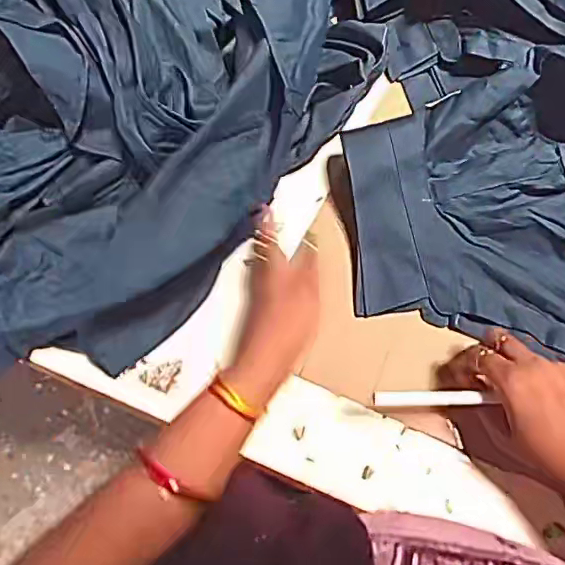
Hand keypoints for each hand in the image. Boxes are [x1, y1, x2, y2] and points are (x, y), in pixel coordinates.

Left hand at [227, 210, 319, 402]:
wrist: (264, 361)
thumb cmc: (285, 328)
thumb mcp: (310, 291)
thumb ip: (308, 263)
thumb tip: (309, 239)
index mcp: (273, 265)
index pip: (270, 231)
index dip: (270, 216)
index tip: (270, 203)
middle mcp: (259, 275)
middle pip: (261, 244)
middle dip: (265, 229)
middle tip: (269, 214)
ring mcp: (255, 291)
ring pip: (259, 260)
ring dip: (265, 247)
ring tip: (272, 237)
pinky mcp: (256, 306)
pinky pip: (260, 277)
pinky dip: (267, 268)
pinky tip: (277, 274)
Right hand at [438, 328, 564, 500]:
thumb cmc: (555, 456)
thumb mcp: (506, 440)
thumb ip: (485, 412)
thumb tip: (475, 401)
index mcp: (513, 381)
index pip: (476, 358)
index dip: (462, 366)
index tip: (459, 375)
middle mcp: (534, 366)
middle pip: (499, 340)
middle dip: (485, 350)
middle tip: (479, 368)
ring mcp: (556, 366)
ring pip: (524, 351)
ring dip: (511, 361)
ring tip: (510, 386)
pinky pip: (546, 364)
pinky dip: (536, 372)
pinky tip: (539, 395)